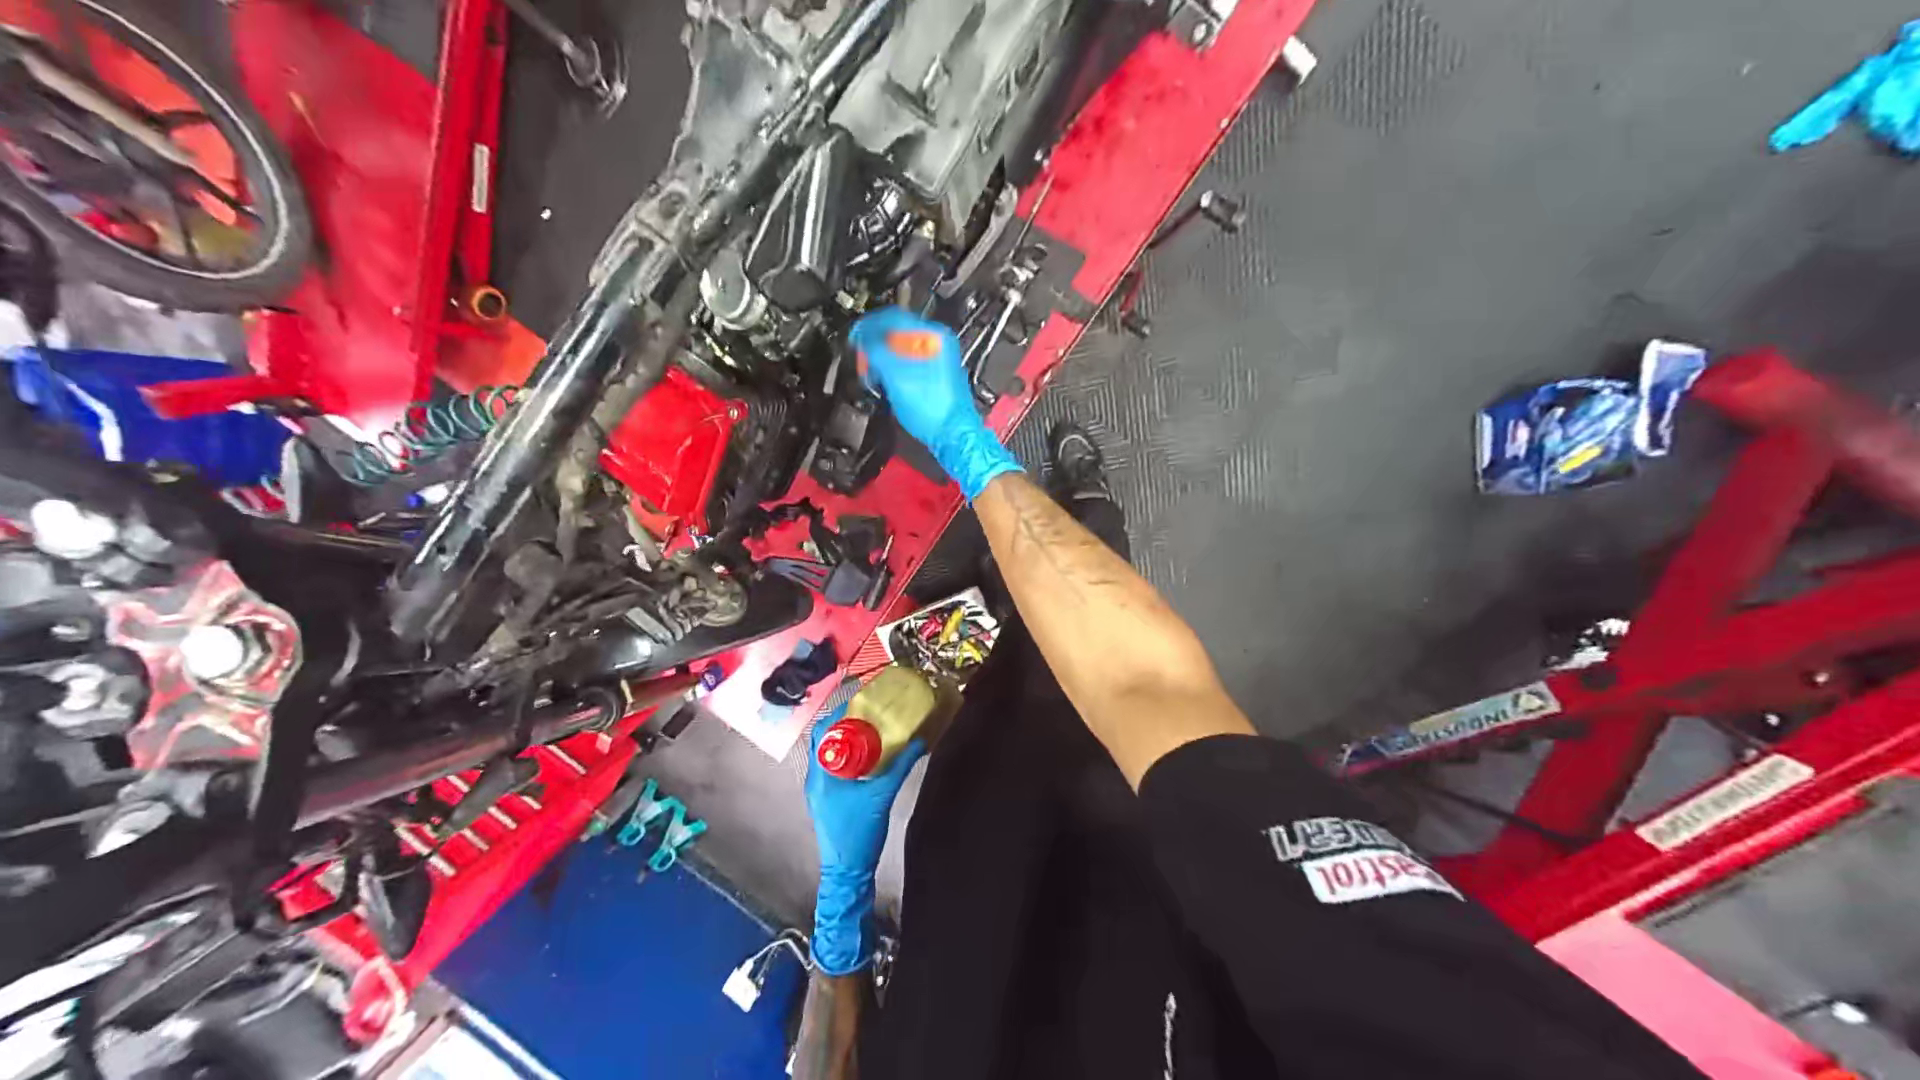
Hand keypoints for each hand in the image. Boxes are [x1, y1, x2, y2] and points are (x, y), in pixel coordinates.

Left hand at [805, 708, 925, 975]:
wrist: (847, 872)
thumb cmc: (859, 832)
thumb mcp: (882, 795)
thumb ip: (900, 766)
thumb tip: (919, 741)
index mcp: (820, 772)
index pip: (822, 730)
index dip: (839, 712)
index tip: (860, 699)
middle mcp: (814, 777)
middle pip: (824, 739)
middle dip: (844, 723)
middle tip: (868, 712)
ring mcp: (818, 789)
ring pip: (828, 753)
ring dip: (846, 740)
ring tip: (870, 728)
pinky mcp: (826, 799)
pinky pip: (833, 767)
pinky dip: (848, 756)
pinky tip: (868, 755)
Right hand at [849, 307, 1022, 498]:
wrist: (952, 435)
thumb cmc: (932, 408)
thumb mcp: (896, 375)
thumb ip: (876, 351)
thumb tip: (861, 336)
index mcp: (933, 336)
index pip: (893, 317)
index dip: (868, 326)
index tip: (854, 336)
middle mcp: (937, 343)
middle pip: (895, 332)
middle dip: (873, 343)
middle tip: (860, 356)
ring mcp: (935, 360)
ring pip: (900, 348)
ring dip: (881, 356)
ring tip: (868, 369)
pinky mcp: (932, 375)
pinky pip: (906, 362)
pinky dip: (891, 367)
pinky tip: (882, 378)